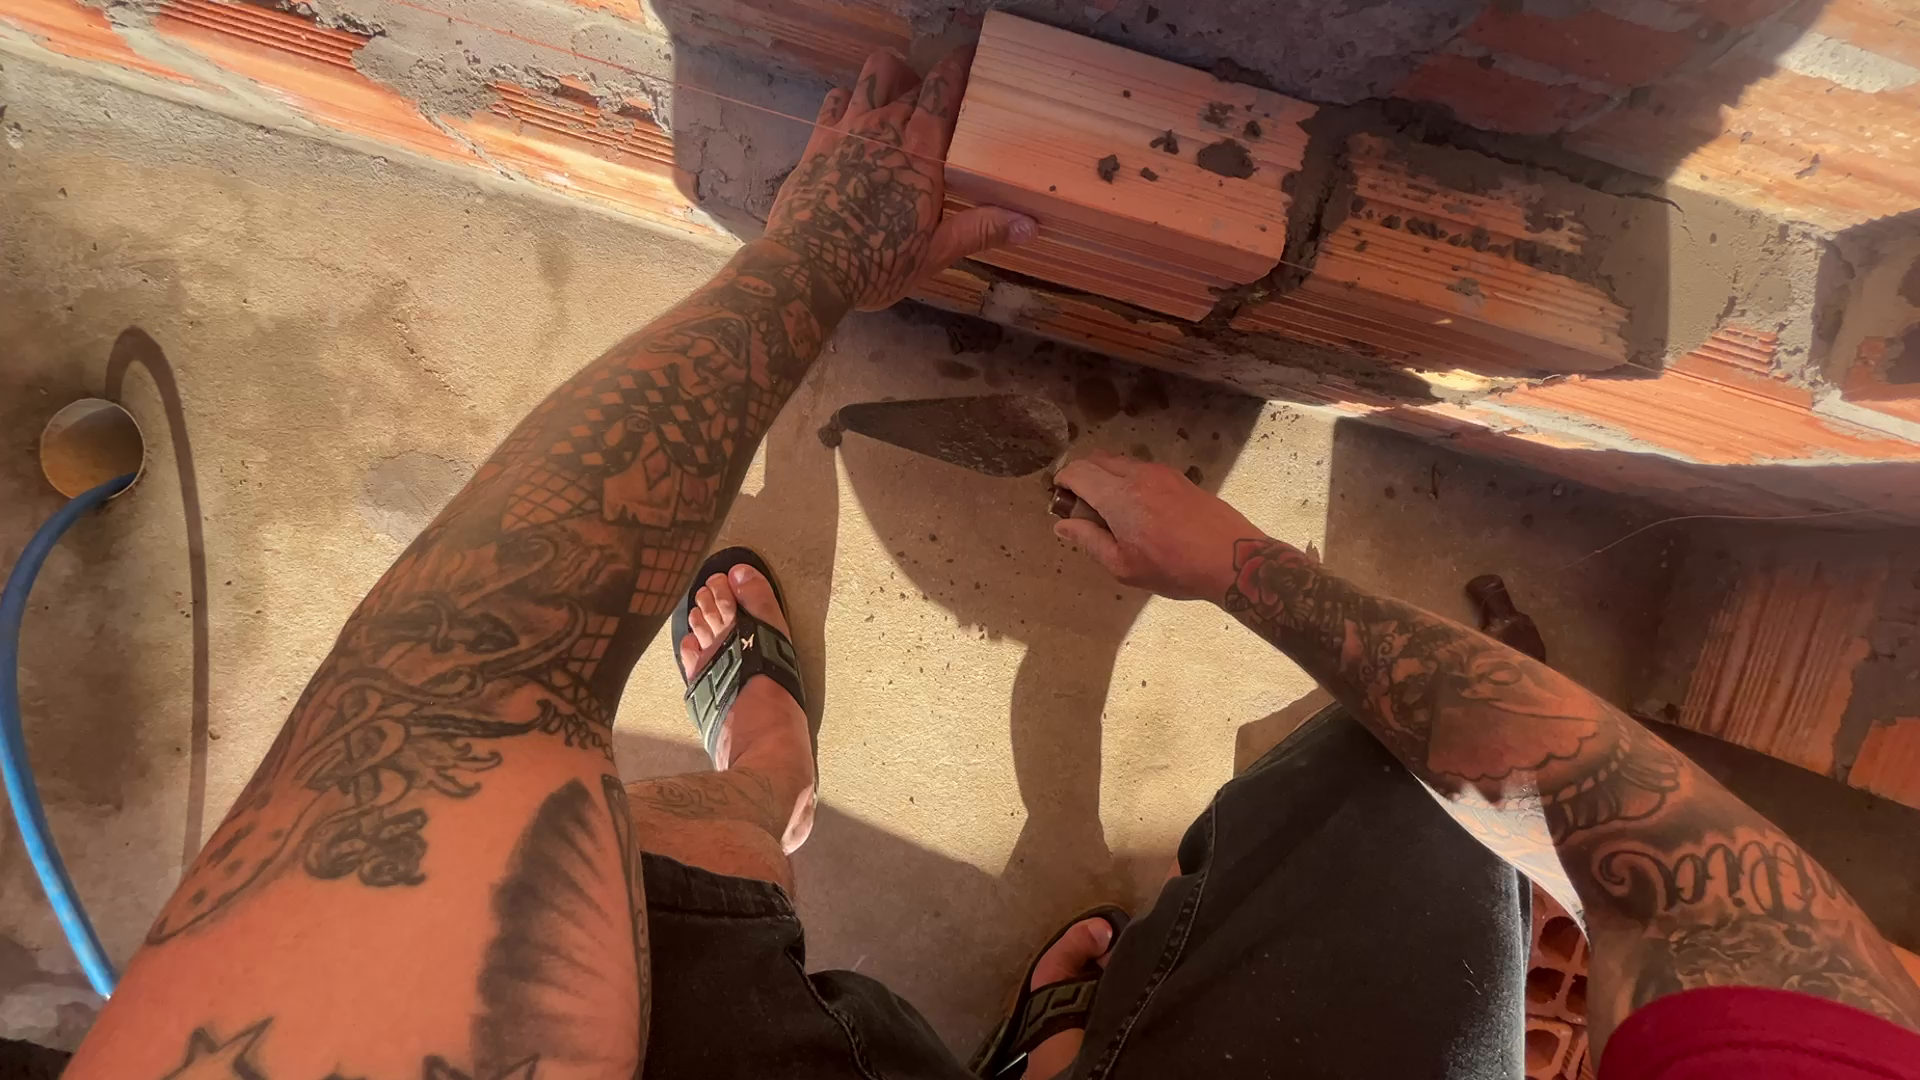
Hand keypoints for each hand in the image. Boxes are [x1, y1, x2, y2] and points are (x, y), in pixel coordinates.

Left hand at [764, 46, 1034, 310]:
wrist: (808, 268)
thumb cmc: (877, 266)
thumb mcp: (935, 254)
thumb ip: (981, 230)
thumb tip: (1031, 225)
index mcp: (922, 153)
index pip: (944, 90)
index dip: (958, 67)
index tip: (969, 55)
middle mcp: (885, 128)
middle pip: (911, 83)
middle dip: (927, 84)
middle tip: (938, 101)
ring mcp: (846, 129)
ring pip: (871, 75)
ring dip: (889, 77)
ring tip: (897, 96)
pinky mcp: (817, 140)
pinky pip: (835, 98)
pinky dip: (849, 99)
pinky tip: (853, 117)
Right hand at [1053, 452, 1263, 601]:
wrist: (1232, 558)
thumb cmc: (1174, 568)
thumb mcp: (1123, 566)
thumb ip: (1089, 541)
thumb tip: (1063, 525)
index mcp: (1118, 496)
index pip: (1078, 472)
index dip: (1062, 481)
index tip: (1059, 497)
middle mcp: (1137, 475)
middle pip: (1097, 460)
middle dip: (1081, 476)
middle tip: (1080, 505)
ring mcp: (1160, 473)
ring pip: (1120, 462)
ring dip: (1105, 477)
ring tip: (1109, 510)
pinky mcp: (1178, 478)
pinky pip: (1140, 469)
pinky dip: (1126, 479)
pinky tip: (1136, 509)